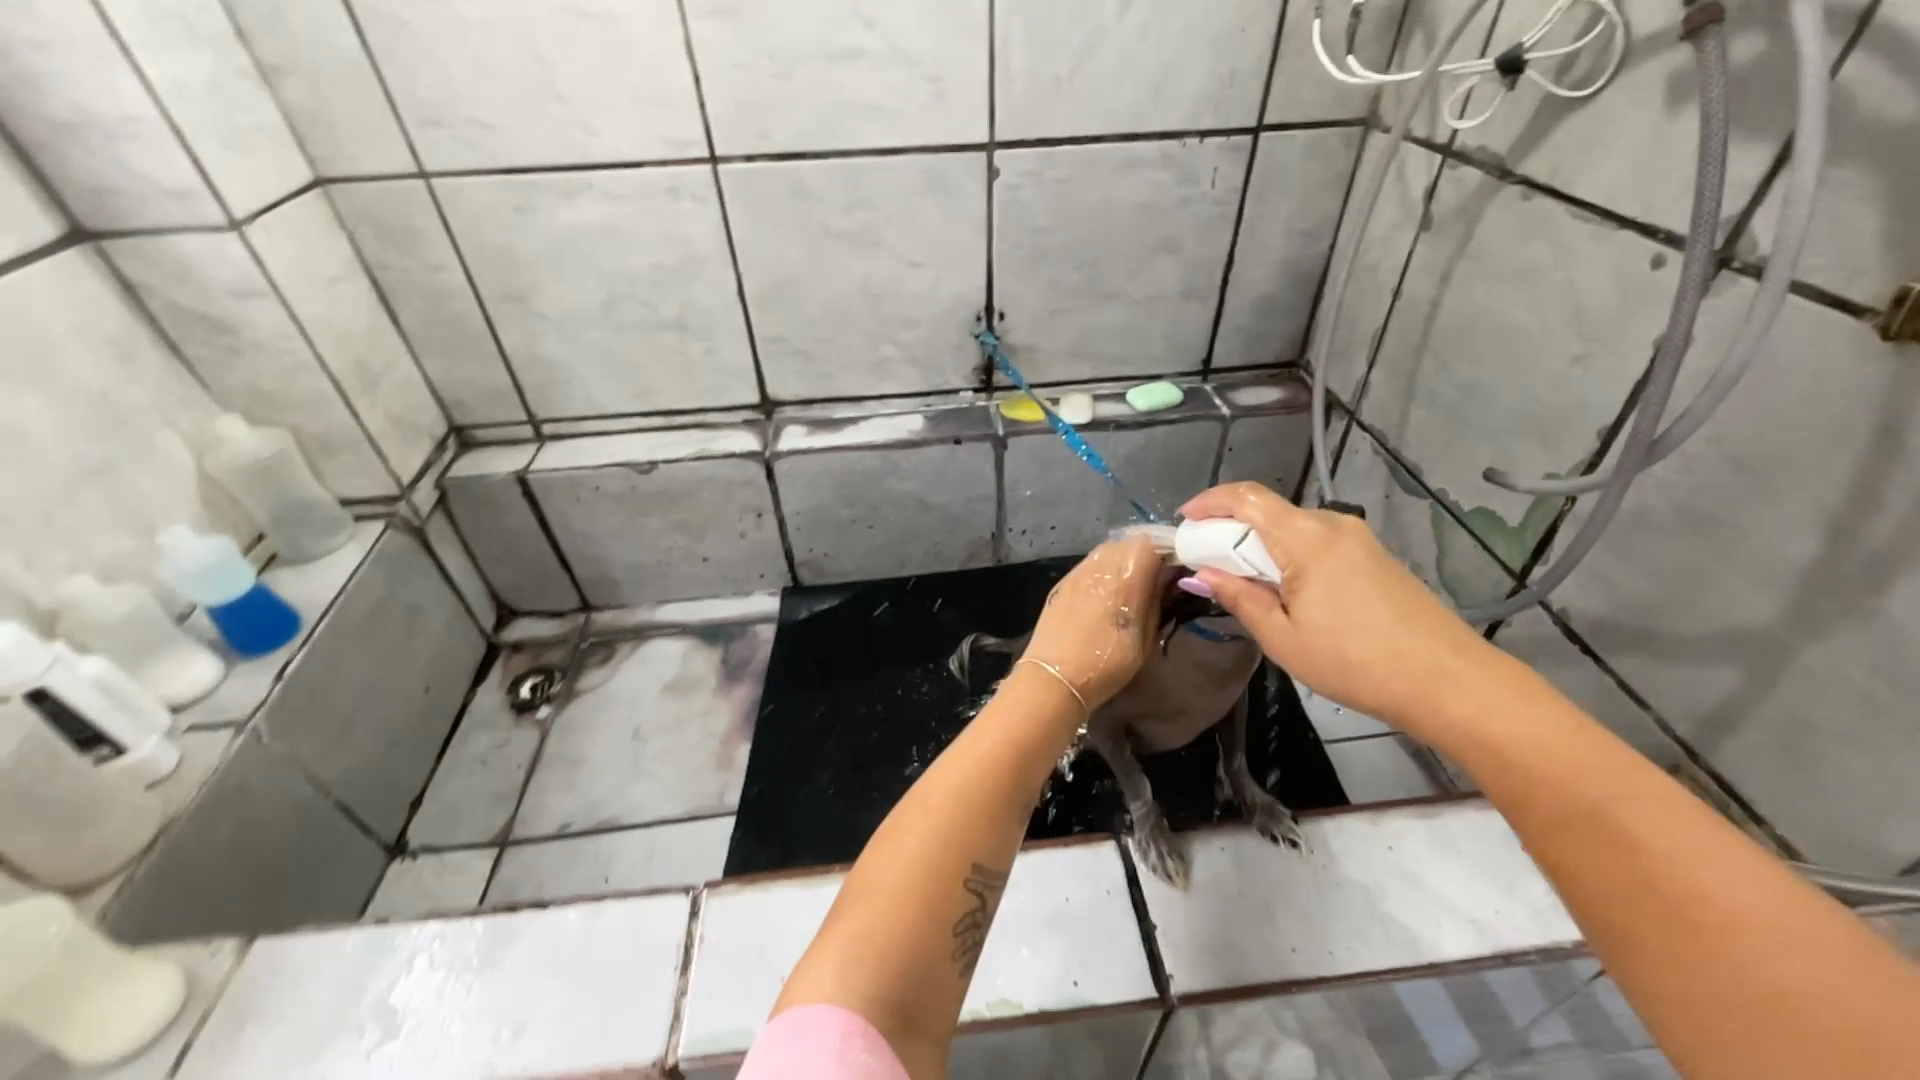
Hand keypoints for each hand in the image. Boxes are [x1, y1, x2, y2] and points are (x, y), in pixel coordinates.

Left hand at [1023, 533, 1163, 711]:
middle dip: (1145, 554)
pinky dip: (1103, 570)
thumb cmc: (1106, 666)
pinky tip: (1106, 592)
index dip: (1165, 549)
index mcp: (1125, 580)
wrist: (1054, 679)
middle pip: (1128, 542)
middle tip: (1154, 576)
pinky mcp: (1062, 583)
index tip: (1175, 566)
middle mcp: (1099, 568)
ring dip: (1123, 560)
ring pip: (1106, 550)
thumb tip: (1167, 579)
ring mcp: (1077, 573)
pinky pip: (1089, 564)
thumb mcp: (1145, 640)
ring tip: (1130, 583)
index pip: (1150, 543)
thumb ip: (1156, 602)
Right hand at [1178, 483, 1499, 729]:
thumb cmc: (1355, 663)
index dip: (1209, 502)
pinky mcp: (1374, 556)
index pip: (1246, 497)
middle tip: (1204, 565)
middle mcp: (1332, 526)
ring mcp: (1358, 539)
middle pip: (1268, 512)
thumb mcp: (1283, 638)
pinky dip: (1288, 556)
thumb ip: (1239, 597)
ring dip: (1260, 547)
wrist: (1446, 680)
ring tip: (1243, 586)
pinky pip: (1317, 543)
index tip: (1183, 522)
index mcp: (1306, 539)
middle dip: (1229, 531)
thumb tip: (1203, 573)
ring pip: (1292, 529)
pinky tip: (1285, 592)